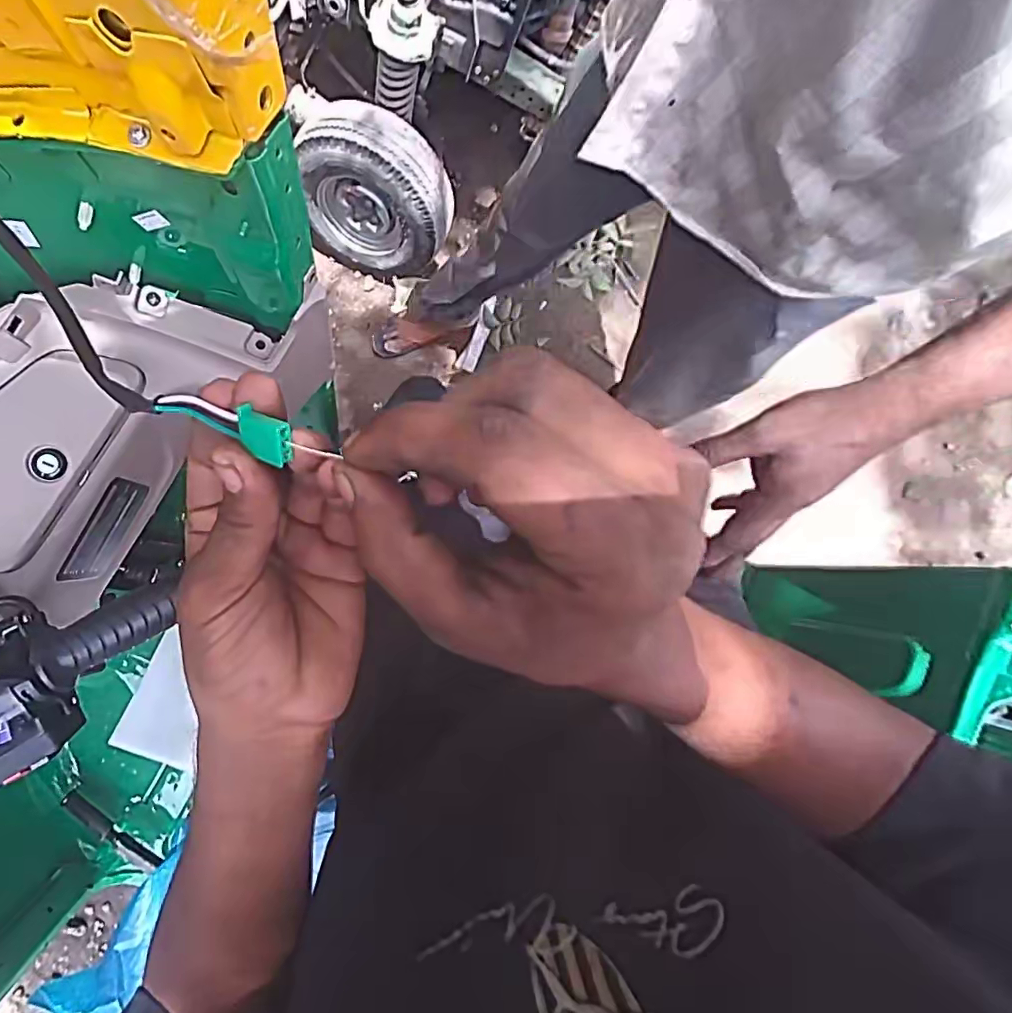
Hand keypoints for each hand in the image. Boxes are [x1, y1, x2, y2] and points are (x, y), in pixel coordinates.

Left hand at [178, 373, 364, 746]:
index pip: (218, 461)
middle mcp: (262, 521)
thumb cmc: (227, 661)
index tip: (227, 395)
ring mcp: (305, 534)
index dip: (222, 424)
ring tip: (306, 449)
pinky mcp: (345, 553)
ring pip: (311, 481)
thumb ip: (236, 528)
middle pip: (268, 460)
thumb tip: (238, 460)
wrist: (277, 716)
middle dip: (268, 427)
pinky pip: (351, 515)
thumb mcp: (213, 593)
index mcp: (216, 525)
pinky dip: (351, 493)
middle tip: (268, 400)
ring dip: (310, 458)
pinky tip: (343, 478)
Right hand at [336, 349, 710, 719]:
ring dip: (465, 411)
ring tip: (453, 471)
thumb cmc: (544, 636)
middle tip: (409, 471)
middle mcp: (651, 480)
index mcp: (612, 548)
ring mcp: (659, 444)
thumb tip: (352, 471)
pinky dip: (495, 410)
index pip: (501, 449)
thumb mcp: (453, 618)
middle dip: (437, 422)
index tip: (363, 454)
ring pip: (531, 376)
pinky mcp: (649, 425)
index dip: (414, 436)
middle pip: (517, 393)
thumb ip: (392, 549)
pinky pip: (551, 385)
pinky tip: (491, 459)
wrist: (633, 631)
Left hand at [695, 384, 903, 568]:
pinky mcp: (796, 478)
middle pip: (747, 539)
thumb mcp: (763, 433)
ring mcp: (792, 493)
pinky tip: (719, 504)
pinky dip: (736, 508)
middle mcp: (785, 505)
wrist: (880, 410)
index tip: (687, 573)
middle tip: (691, 576)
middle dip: (720, 558)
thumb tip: (679, 459)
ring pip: (752, 523)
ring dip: (727, 537)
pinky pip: (759, 502)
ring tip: (700, 549)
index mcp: (777, 501)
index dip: (713, 554)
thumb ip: (721, 448)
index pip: (738, 536)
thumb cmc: (825, 422)